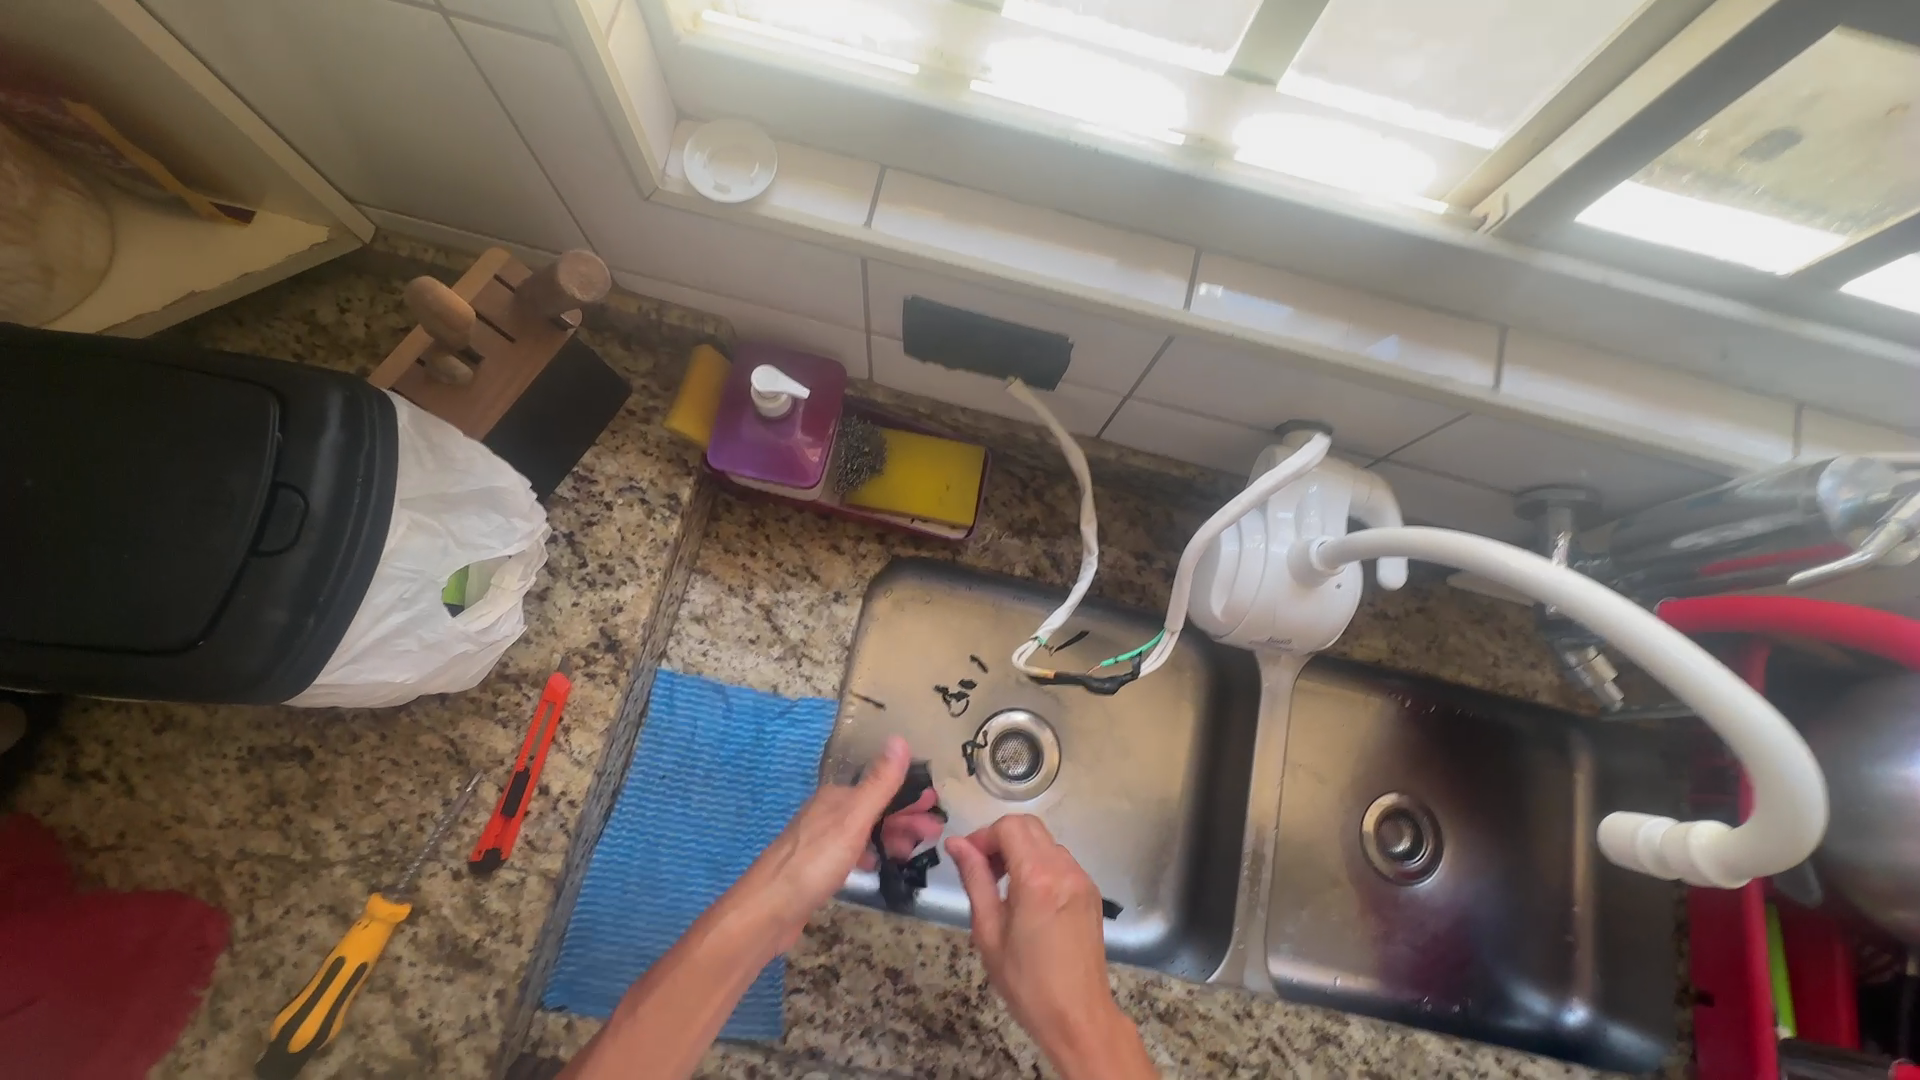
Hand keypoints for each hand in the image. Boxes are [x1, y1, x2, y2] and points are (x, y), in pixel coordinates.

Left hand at [726, 736, 944, 951]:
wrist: (768, 910)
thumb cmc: (815, 861)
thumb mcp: (854, 820)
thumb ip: (879, 783)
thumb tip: (899, 738)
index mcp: (838, 798)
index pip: (882, 788)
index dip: (910, 797)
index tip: (936, 809)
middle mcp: (828, 813)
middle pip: (875, 810)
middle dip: (906, 819)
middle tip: (934, 834)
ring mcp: (820, 841)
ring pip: (864, 832)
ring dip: (891, 837)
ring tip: (913, 853)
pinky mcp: (815, 868)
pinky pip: (851, 853)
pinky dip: (870, 855)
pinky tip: (877, 868)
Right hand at [946, 816, 1155, 1078]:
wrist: (1078, 1018)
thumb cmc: (1026, 982)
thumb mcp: (988, 932)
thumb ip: (974, 879)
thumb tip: (956, 843)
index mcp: (1037, 877)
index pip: (1008, 827)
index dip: (983, 836)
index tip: (968, 860)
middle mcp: (1064, 868)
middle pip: (1028, 826)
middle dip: (1000, 838)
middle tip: (983, 870)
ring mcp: (1082, 878)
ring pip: (1045, 842)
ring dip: (1020, 850)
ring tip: (1003, 888)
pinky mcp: (1090, 891)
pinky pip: (1060, 861)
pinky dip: (1039, 864)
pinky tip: (1028, 898)